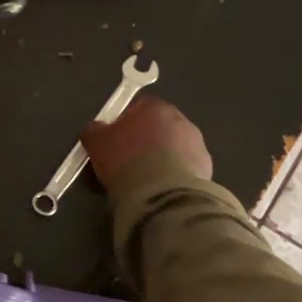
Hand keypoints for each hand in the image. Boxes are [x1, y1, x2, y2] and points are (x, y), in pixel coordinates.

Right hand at [81, 96, 212, 187]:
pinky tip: (160, 190)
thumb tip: (96, 129)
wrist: (162, 195)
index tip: (115, 142)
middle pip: (159, 127)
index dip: (125, 123)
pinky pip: (185, 168)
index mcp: (154, 107)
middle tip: (128, 161)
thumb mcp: (96, 143)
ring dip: (162, 158)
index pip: (139, 107)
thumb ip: (95, 131)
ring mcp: (198, 144)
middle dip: (146, 141)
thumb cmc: (126, 160)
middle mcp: (181, 120)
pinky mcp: (207, 169)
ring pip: (174, 148)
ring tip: (145, 180)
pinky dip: (174, 175)